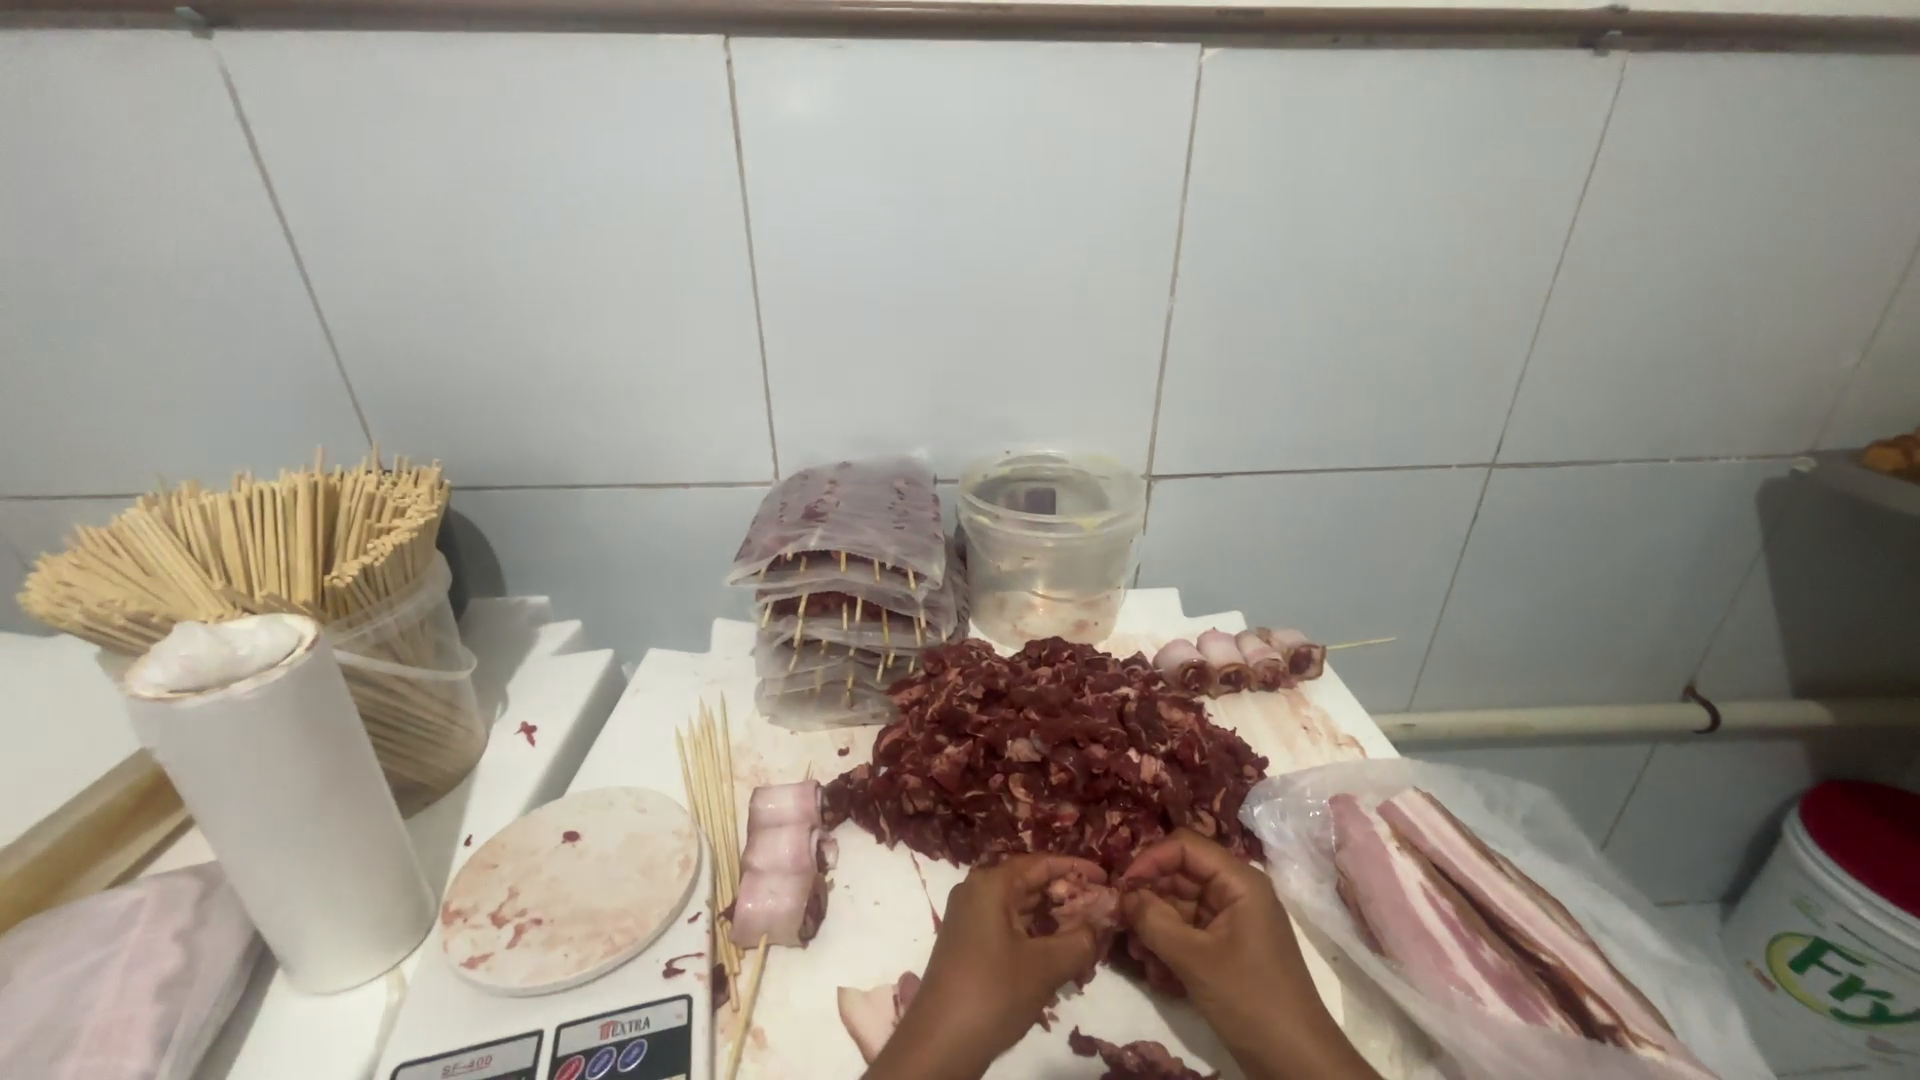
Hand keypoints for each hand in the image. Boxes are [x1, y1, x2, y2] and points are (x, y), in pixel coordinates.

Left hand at [866, 855, 1107, 1079]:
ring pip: (1021, 909)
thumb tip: (1102, 922)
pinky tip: (1062, 958)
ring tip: (1089, 939)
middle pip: (1030, 884)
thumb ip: (1081, 939)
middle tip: (1103, 914)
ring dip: (1054, 922)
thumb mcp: (1046, 966)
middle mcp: (977, 892)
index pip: (1041, 863)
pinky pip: (1010, 929)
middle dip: (1068, 898)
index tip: (1108, 879)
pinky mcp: (969, 944)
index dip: (1076, 869)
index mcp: (991, 884)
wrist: (940, 1044)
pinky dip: (1036, 938)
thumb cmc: (993, 993)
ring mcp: (970, 919)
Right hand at [1120, 830, 1378, 1079]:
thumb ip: (1153, 920)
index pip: (1184, 846)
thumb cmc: (1250, 1000)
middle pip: (1179, 875)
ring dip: (1154, 928)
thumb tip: (1122, 894)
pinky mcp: (1225, 949)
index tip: (1121, 888)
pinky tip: (1156, 974)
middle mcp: (1235, 892)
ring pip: (1179, 906)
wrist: (1296, 1063)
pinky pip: (1187, 933)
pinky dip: (1168, 947)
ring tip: (1139, 957)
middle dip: (1148, 899)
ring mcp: (1231, 922)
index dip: (1150, 860)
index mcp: (1239, 881)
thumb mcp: (1194, 959)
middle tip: (1122, 927)